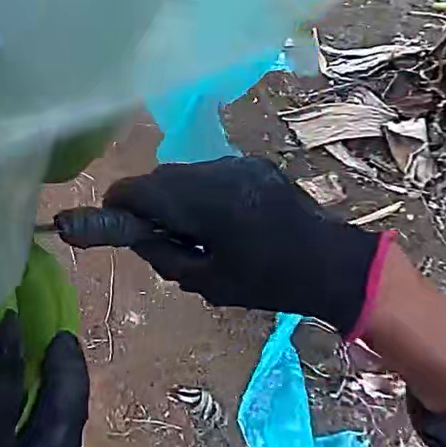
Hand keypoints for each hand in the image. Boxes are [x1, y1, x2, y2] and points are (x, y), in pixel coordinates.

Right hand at [53, 156, 392, 337]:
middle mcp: (217, 174)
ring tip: (187, 226)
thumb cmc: (269, 282)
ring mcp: (236, 164)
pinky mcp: (251, 164)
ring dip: (171, 195)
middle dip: (145, 200)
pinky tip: (213, 216)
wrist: (335, 263)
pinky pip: (206, 172)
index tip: (111, 219)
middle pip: (158, 177)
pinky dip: (196, 190)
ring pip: (181, 172)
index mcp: (205, 204)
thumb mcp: (207, 283)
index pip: (141, 190)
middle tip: (150, 231)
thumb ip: (164, 256)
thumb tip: (136, 236)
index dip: (117, 202)